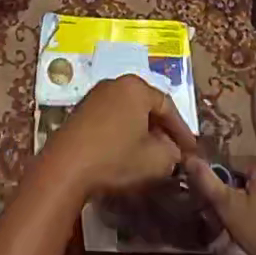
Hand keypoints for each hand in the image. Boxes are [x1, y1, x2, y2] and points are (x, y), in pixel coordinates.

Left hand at [41, 76, 197, 196]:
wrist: (64, 169)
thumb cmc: (115, 159)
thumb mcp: (156, 161)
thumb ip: (173, 153)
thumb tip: (172, 151)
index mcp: (137, 87)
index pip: (168, 106)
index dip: (182, 131)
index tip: (191, 150)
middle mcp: (115, 84)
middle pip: (147, 106)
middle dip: (162, 130)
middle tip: (174, 151)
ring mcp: (95, 96)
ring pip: (128, 112)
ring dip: (142, 132)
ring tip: (152, 154)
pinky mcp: (80, 113)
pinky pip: (111, 119)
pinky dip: (123, 133)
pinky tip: (127, 152)